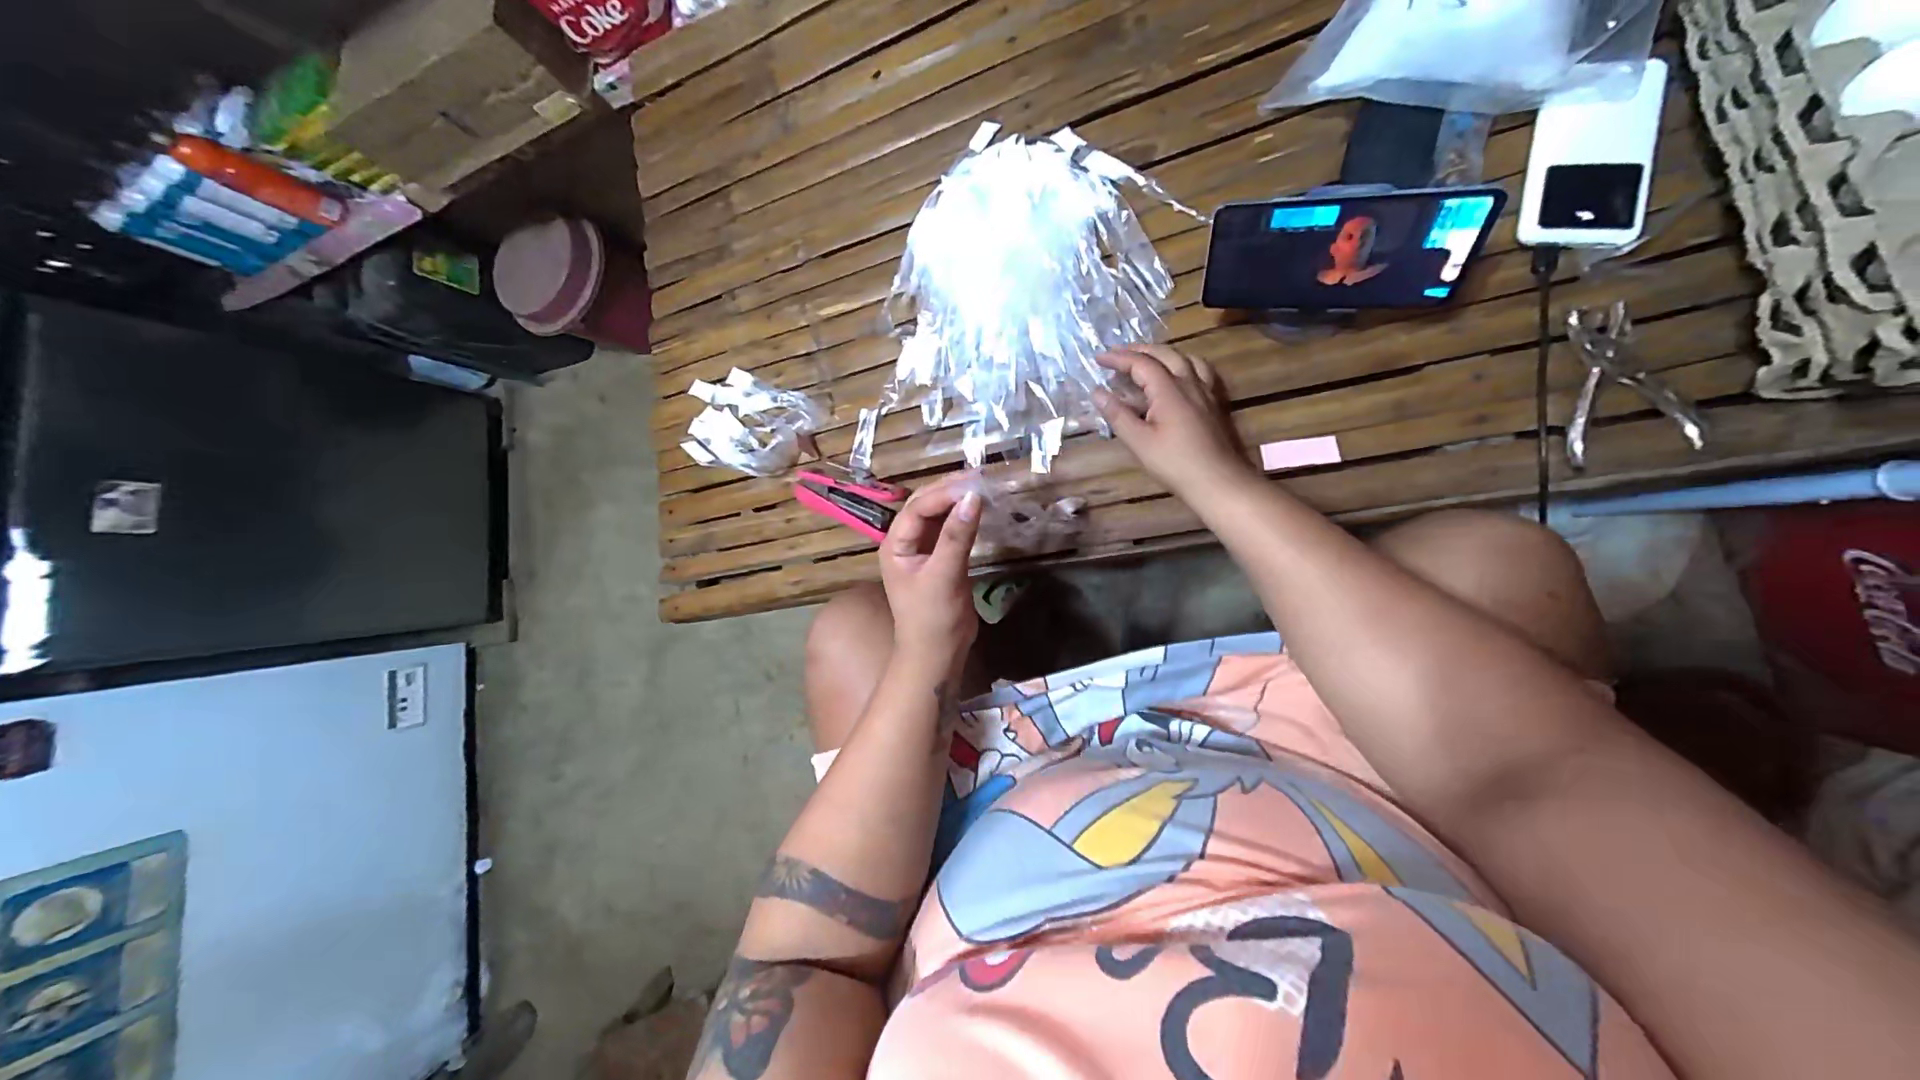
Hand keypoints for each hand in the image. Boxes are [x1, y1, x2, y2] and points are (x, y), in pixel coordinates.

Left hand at [878, 478, 982, 669]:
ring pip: (940, 516)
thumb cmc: (932, 618)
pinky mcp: (942, 560)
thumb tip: (973, 498)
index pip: (918, 507)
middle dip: (950, 490)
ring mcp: (924, 551)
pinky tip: (980, 510)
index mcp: (895, 545)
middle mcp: (906, 543)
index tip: (973, 485)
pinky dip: (965, 519)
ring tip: (983, 487)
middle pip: (926, 505)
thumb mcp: (944, 575)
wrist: (938, 655)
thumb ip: (956, 536)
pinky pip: (952, 530)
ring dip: (958, 501)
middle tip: (980, 478)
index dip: (944, 493)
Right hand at [1094, 345, 1255, 501]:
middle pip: (1164, 354)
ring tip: (1147, 359)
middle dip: (1139, 350)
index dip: (1119, 359)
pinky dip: (1184, 364)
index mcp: (1169, 390)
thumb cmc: (1175, 464)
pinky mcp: (1214, 403)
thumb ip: (1117, 415)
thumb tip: (1096, 392)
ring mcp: (1205, 391)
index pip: (1141, 364)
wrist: (1218, 481)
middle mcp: (1189, 383)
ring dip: (1163, 353)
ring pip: (1185, 359)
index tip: (1099, 359)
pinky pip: (1201, 371)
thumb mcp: (1139, 442)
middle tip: (1118, 353)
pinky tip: (1180, 375)